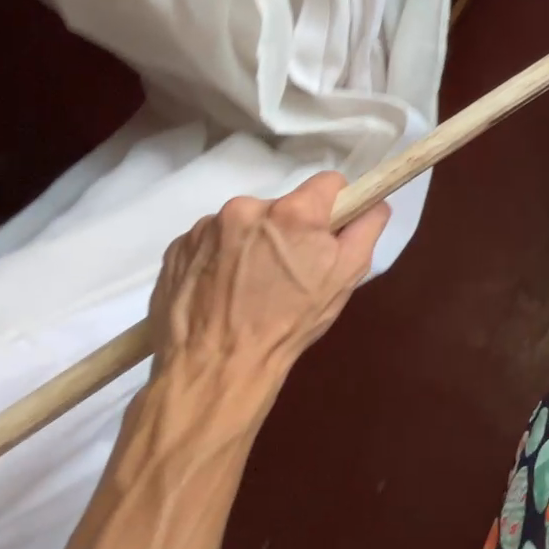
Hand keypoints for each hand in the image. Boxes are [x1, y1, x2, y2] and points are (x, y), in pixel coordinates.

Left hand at [149, 172, 389, 385]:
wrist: (214, 366)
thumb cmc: (291, 319)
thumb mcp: (348, 274)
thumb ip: (368, 227)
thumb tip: (373, 203)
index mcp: (293, 212)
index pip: (328, 182)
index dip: (337, 206)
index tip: (330, 232)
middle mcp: (246, 208)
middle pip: (285, 205)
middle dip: (292, 228)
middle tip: (290, 268)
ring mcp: (205, 228)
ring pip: (247, 222)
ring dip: (255, 241)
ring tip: (252, 282)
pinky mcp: (175, 249)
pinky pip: (213, 239)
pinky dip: (223, 255)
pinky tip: (225, 287)